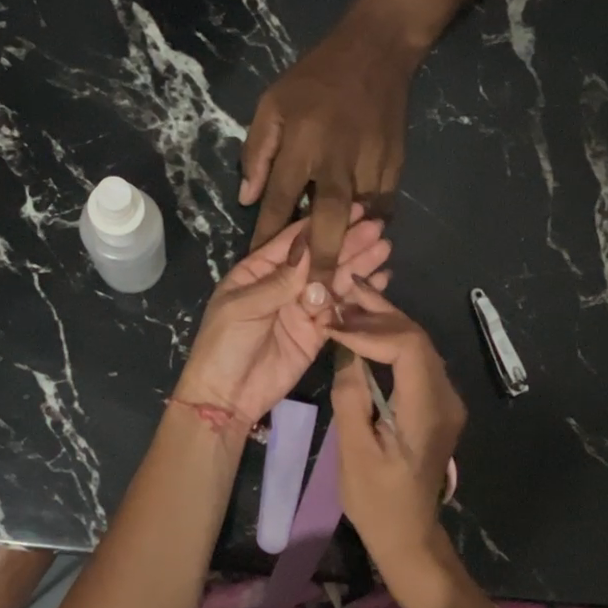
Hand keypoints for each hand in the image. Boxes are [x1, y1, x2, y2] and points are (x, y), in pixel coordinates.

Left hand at [174, 207, 393, 431]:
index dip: (321, 226)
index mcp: (257, 271)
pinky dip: (360, 297)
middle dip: (348, 243)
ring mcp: (301, 309)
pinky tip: (380, 281)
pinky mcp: (316, 334)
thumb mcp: (244, 307)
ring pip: (334, 282)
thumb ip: (280, 280)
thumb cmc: (223, 345)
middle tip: (378, 228)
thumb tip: (310, 246)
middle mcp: (282, 285)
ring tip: (384, 248)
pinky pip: (340, 311)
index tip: (352, 210)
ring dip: (358, 266)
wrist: (226, 397)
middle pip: (319, 259)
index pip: (293, 242)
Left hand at [239, 0, 428, 283]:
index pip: (279, 202)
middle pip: (328, 222)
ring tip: (340, 287)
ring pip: (360, 222)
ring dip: (351, 255)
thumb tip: (246, 198)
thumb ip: (257, 153)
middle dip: (321, 262)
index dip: (266, 237)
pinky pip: (382, 211)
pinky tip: (365, 253)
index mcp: (301, 146)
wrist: (378, 50)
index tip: (258, 269)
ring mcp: (370, 167)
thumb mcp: (271, 104)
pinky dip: (373, 234)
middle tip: (315, 298)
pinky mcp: (394, 169)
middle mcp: (335, 162)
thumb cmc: (315, 78)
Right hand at [328, 280, 466, 569]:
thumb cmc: (376, 499)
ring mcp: (446, 399)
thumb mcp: (354, 450)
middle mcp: (446, 397)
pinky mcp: (436, 402)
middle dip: (377, 314)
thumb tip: (346, 349)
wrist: (407, 532)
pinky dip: (389, 341)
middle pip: (417, 338)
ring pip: (418, 345)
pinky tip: (363, 332)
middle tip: (339, 292)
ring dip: (383, 323)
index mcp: (428, 411)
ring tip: (346, 302)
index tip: (333, 325)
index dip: (370, 329)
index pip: (408, 348)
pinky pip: (416, 360)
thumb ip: (351, 396)